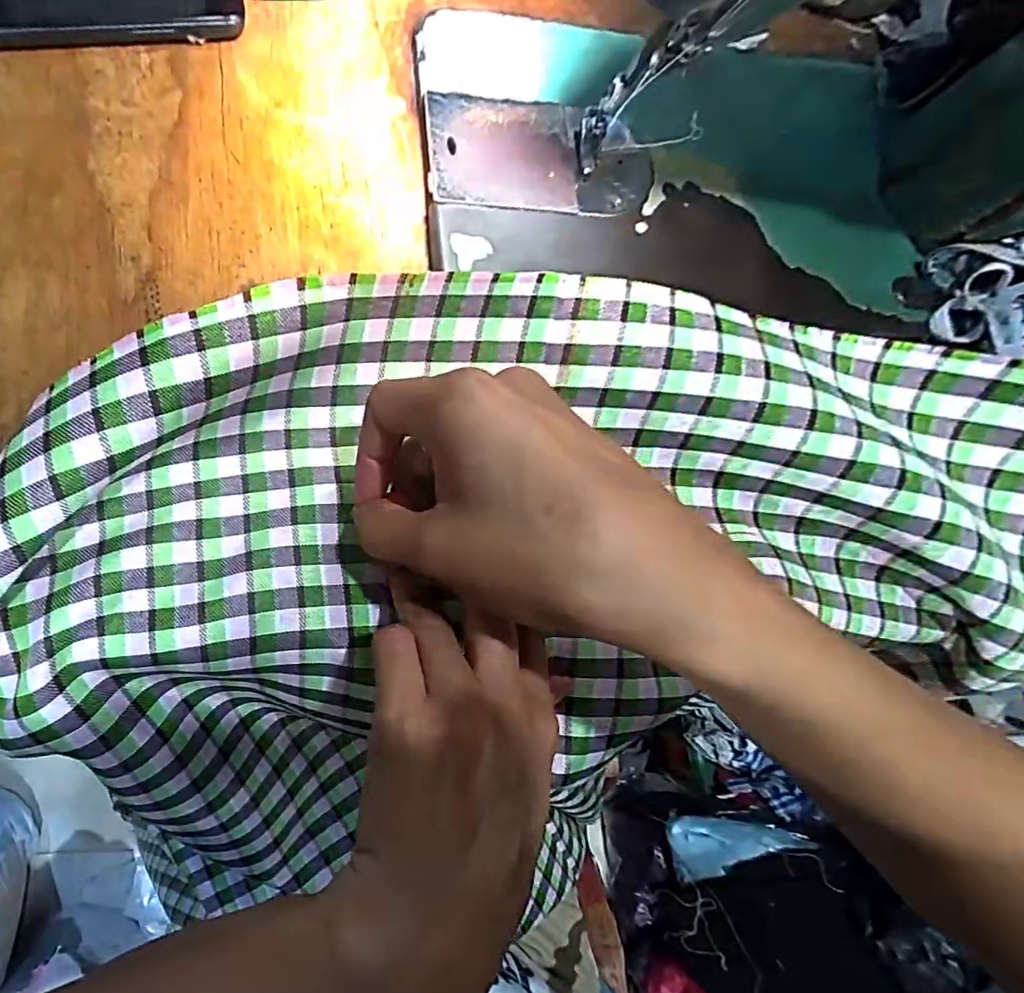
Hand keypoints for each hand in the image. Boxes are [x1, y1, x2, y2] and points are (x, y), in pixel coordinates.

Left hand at [322, 579, 557, 992]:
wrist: (433, 902)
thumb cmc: (483, 845)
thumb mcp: (529, 778)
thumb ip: (531, 718)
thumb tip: (534, 671)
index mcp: (540, 719)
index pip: (531, 631)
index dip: (503, 597)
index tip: (481, 571)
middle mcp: (504, 704)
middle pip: (485, 611)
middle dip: (458, 582)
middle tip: (430, 559)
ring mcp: (454, 708)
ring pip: (432, 620)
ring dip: (413, 606)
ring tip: (399, 588)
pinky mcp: (403, 719)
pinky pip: (392, 646)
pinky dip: (387, 641)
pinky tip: (385, 647)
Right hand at [352, 367, 776, 672]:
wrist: (658, 576)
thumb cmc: (530, 552)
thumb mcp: (431, 549)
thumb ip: (375, 527)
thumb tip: (374, 516)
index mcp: (459, 399)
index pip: (380, 410)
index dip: (366, 463)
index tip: (379, 513)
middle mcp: (502, 385)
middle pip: (422, 425)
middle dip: (405, 483)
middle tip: (414, 539)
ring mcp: (546, 406)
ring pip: (463, 440)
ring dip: (441, 489)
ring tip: (457, 545)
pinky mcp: (574, 435)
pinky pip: (504, 449)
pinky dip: (482, 485)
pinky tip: (503, 535)